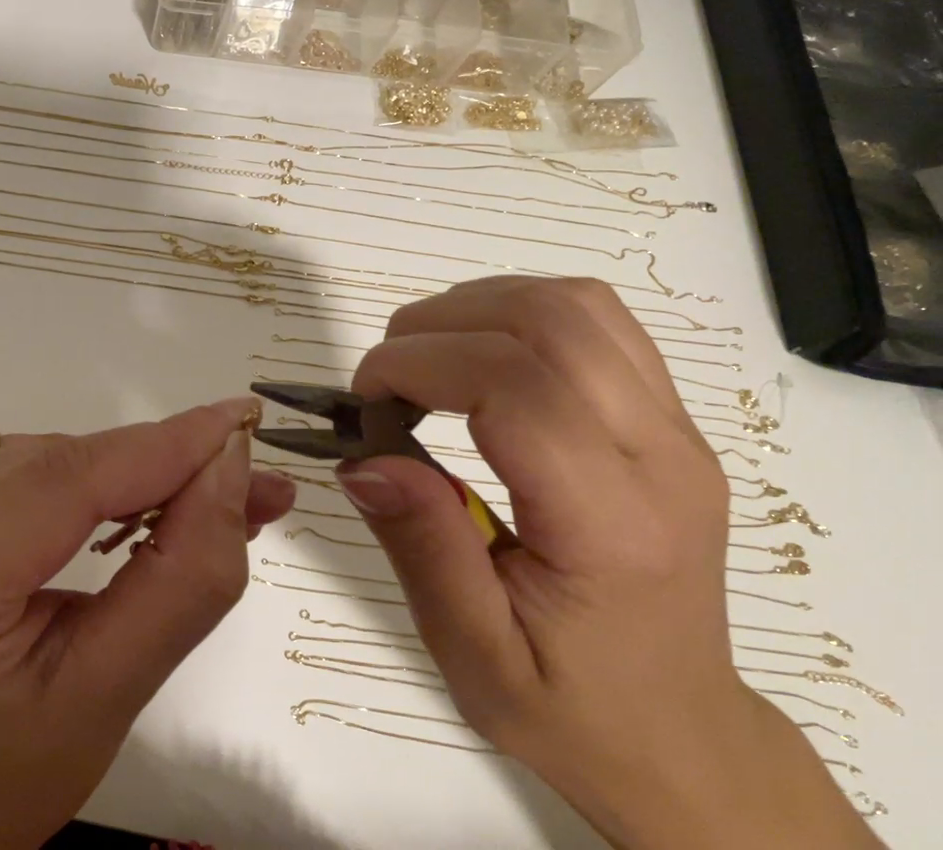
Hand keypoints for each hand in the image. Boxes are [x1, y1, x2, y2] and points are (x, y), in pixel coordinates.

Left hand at [0, 399, 295, 848]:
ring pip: (37, 457)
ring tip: (198, 502)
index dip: (159, 448)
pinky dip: (79, 480)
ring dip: (123, 472)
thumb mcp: (110, 692)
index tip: (243, 422)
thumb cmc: (18, 760)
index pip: (58, 486)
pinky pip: (12, 465)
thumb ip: (178, 580)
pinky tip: (127, 501)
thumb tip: (230, 467)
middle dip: (157, 468)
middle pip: (50, 465)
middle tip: (254, 487)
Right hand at [340, 277, 878, 847]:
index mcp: (613, 523)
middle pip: (552, 322)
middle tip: (382, 382)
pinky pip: (596, 324)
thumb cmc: (567, 703)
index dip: (419, 365)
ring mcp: (677, 432)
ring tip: (421, 363)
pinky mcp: (668, 422)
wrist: (675, 733)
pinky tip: (475, 363)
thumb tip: (360, 456)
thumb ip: (421, 545)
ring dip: (478, 309)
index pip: (518, 387)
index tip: (361, 401)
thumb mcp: (473, 649)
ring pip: (579, 305)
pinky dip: (518, 316)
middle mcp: (662, 458)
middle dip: (438, 326)